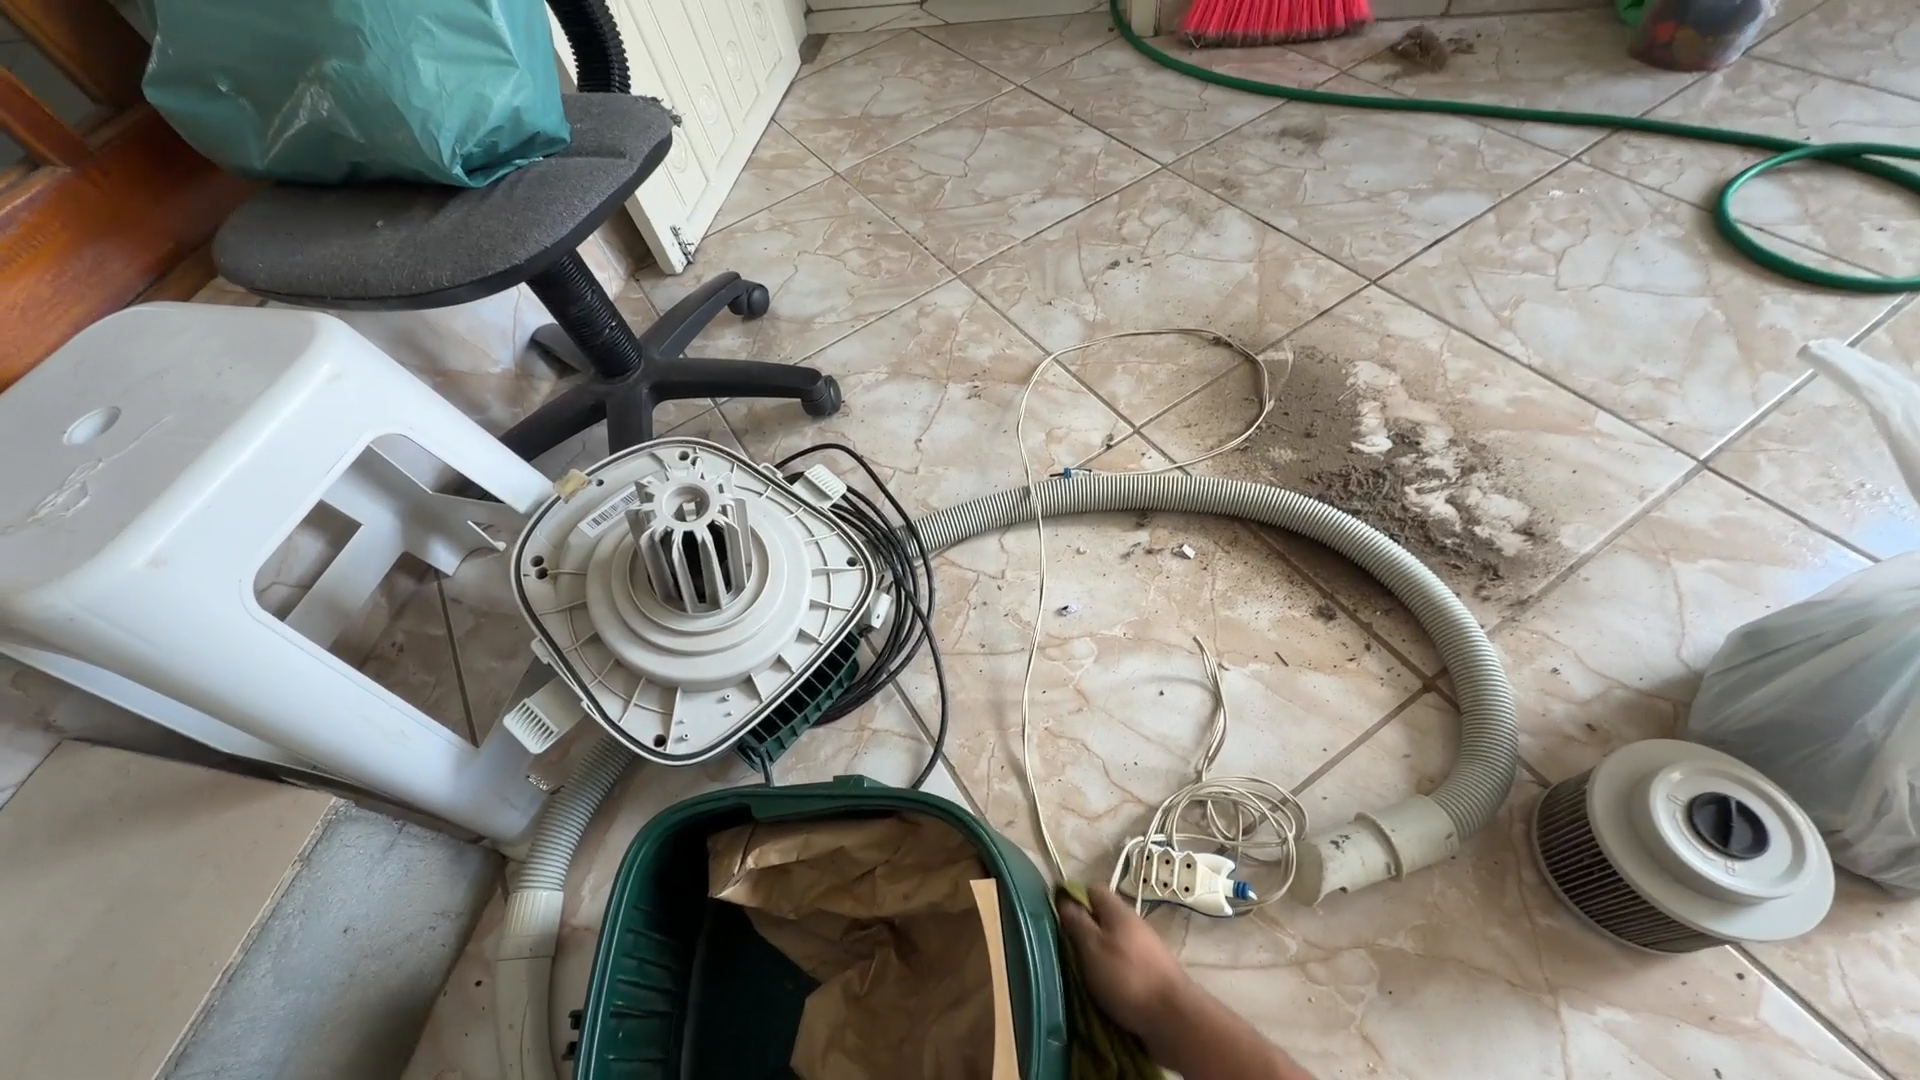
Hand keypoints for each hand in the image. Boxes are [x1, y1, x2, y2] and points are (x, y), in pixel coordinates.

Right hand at [1058, 883, 1193, 1037]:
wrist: (1173, 1016)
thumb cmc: (1126, 977)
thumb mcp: (1092, 948)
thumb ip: (1077, 922)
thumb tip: (1064, 898)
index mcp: (1118, 911)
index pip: (1093, 889)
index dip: (1074, 897)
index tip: (1059, 916)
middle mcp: (1134, 923)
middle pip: (1104, 915)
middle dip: (1086, 928)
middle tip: (1068, 948)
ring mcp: (1146, 946)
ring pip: (1115, 939)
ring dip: (1099, 950)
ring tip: (1084, 970)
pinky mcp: (1153, 969)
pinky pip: (1126, 959)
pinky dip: (1114, 967)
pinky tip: (1107, 984)